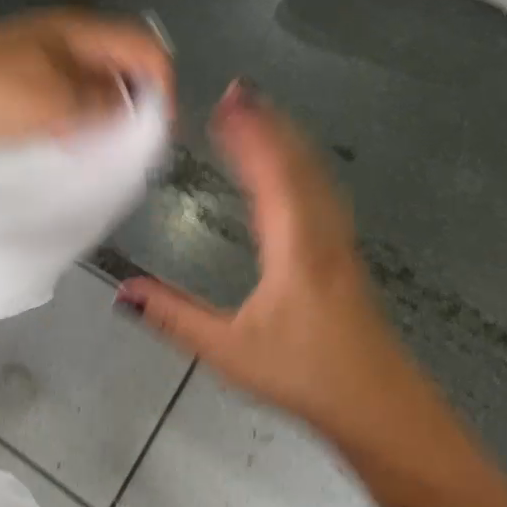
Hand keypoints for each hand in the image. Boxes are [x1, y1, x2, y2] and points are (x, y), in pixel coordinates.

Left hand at [0, 9, 175, 141]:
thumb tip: (126, 107)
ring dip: (101, 107)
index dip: (163, 85)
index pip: (146, 47)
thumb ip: (101, 104)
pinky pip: (59, 87)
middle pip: (118, 60)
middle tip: (133, 141)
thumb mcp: (58, 103)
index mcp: (84, 31)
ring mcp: (37, 49)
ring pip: (88, 75)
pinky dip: (71, 109)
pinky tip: (64, 135)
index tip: (159, 129)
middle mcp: (65, 33)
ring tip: (101, 144)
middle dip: (133, 98)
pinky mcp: (14, 68)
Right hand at [116, 80, 415, 432]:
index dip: (250, 136)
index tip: (227, 101)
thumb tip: (121, 290)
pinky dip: (299, 167)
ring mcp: (340, 246)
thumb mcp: (229, 351)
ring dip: (286, 142)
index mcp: (298, 249)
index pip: (273, 177)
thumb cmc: (306, 377)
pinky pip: (321, 194)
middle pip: (299, 166)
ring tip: (257, 117)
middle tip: (237, 93)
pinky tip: (288, 172)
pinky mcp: (344, 259)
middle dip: (267, 126)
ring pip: (315, 178)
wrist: (384, 413)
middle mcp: (324, 235)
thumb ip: (174, 318)